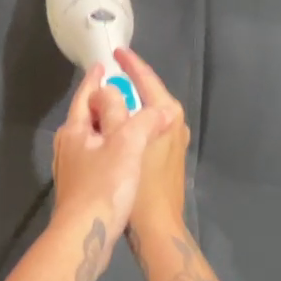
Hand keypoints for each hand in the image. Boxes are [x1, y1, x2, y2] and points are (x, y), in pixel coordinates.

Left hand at [52, 65, 170, 250]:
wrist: (84, 236)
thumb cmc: (104, 186)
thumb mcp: (128, 145)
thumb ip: (143, 120)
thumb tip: (160, 106)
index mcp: (74, 129)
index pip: (85, 95)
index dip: (96, 80)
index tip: (103, 65)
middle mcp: (67, 145)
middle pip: (85, 116)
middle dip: (101, 103)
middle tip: (121, 93)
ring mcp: (70, 169)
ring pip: (89, 139)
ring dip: (105, 128)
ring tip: (124, 124)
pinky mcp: (78, 189)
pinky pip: (93, 158)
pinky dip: (107, 150)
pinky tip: (120, 160)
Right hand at [116, 48, 189, 241]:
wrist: (158, 229)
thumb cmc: (141, 185)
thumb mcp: (123, 142)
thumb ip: (115, 111)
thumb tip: (106, 92)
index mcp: (168, 114)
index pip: (147, 79)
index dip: (130, 63)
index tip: (116, 51)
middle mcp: (175, 123)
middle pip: (149, 93)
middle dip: (129, 81)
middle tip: (107, 72)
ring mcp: (173, 141)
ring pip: (148, 113)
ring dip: (129, 103)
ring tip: (107, 95)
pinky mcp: (168, 157)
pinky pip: (147, 128)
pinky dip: (132, 121)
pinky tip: (115, 126)